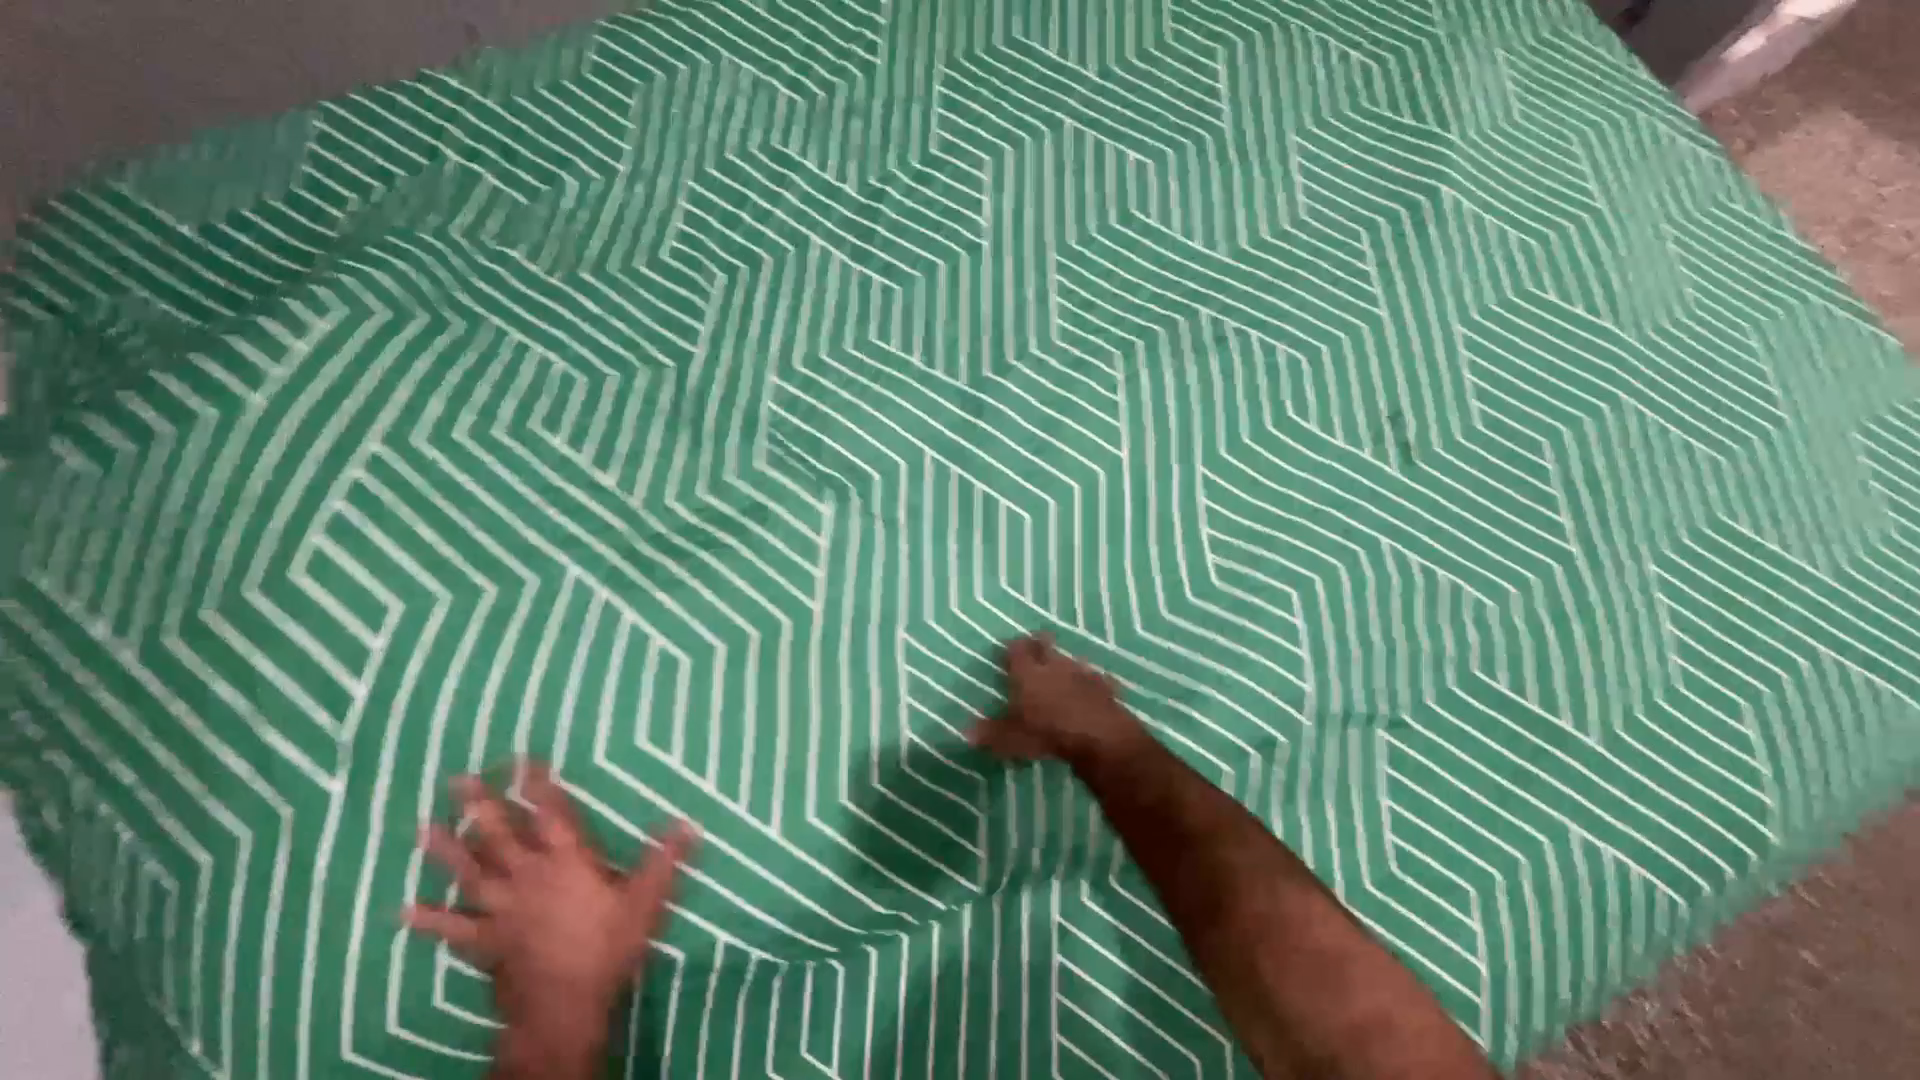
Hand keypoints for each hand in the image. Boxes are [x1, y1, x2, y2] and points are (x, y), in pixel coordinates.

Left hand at [406, 764, 696, 1075]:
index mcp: (567, 862)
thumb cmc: (606, 947)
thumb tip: (689, 823)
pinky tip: (402, 910)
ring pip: (471, 873)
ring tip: (423, 828)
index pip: (552, 814)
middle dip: (480, 806)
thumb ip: (664, 861)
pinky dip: (429, 919)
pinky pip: (453, 928)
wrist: (563, 1005)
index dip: (537, 785)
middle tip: (457, 779)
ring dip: (447, 851)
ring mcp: (502, 909)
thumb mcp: (646, 901)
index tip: (524, 759)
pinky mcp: (485, 941)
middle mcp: (529, 877)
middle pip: (500, 835)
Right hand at [968, 633, 1150, 768]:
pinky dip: (1093, 683)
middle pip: (1046, 647)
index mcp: (1028, 673)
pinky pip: (1098, 680)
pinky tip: (1094, 689)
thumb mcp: (1011, 739)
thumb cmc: (1047, 734)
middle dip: (1041, 644)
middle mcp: (1055, 666)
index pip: (1017, 650)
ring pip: (1072, 661)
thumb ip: (991, 733)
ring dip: (1067, 664)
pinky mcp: (1107, 688)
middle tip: (1037, 644)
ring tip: (1063, 670)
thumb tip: (966, 732)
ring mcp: (1084, 674)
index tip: (1009, 646)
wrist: (1100, 738)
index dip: (1012, 647)